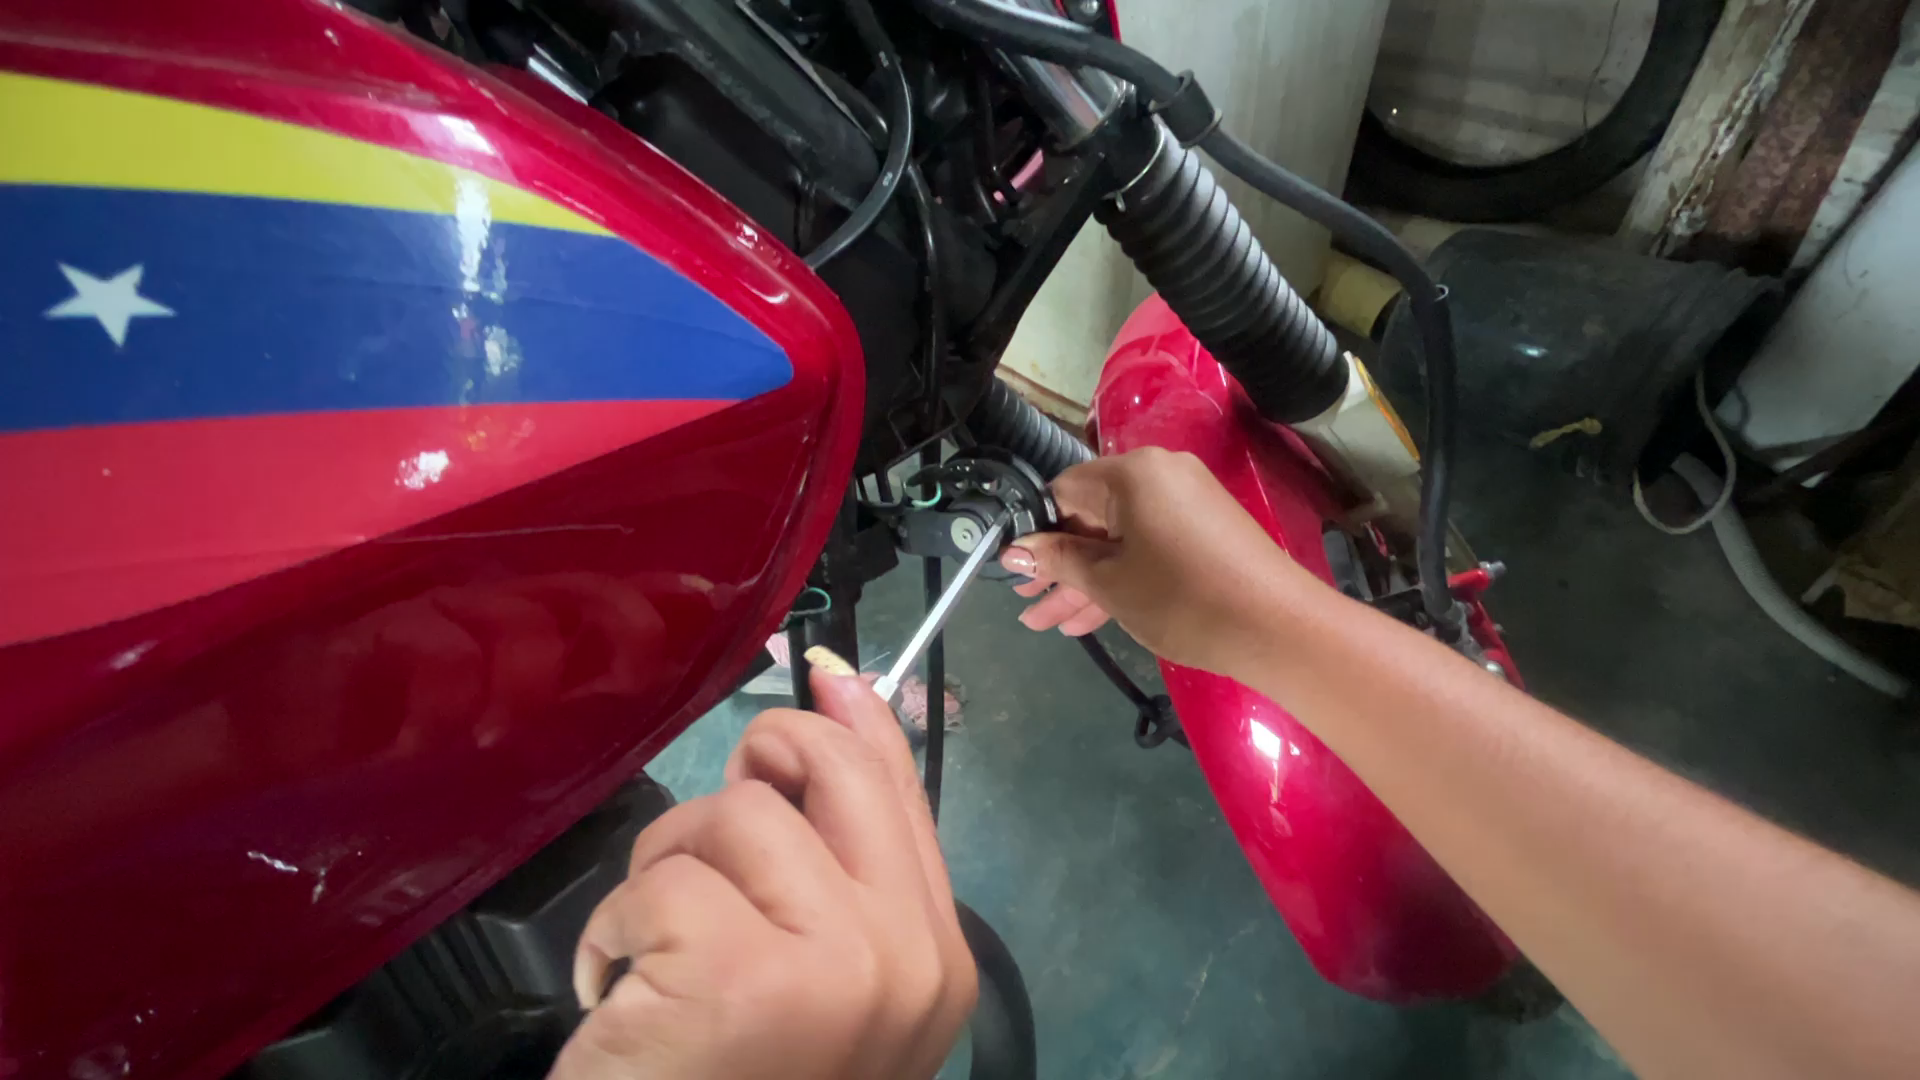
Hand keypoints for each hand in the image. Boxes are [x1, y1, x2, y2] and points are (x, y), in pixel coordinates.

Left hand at [552, 650, 976, 1079]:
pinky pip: (665, 882)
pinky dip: (618, 929)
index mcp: (935, 951)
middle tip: (713, 827)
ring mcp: (841, 968)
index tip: (825, 673)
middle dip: (758, 762)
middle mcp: (909, 954)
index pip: (901, 790)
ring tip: (657, 951)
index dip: (858, 720)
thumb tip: (834, 710)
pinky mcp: (747, 984)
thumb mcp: (819, 976)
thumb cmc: (751, 1078)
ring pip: (738, 814)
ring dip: (668, 868)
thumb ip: (835, 860)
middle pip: (831, 767)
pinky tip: (624, 994)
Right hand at [1000, 447, 1315, 674]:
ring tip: (1048, 623)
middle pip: (1091, 517)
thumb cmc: (1180, 598)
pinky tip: (1088, 619)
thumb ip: (1058, 560)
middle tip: (1030, 602)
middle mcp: (1158, 476)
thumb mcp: (1109, 582)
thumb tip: (1013, 550)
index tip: (1018, 570)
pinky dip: (1121, 577)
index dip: (1038, 532)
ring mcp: (1184, 504)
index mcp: (1131, 474)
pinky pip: (1146, 548)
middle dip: (1059, 566)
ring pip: (1118, 540)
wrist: (1279, 627)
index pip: (1063, 490)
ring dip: (1085, 581)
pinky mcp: (1203, 531)